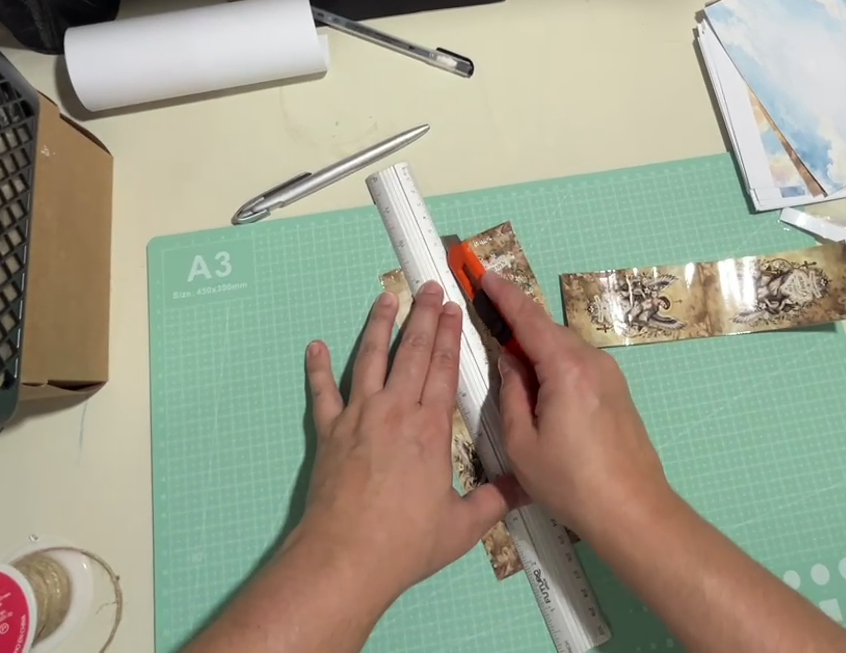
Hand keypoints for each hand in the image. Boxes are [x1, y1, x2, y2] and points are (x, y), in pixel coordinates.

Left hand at [287, 284, 513, 604]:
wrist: (346, 557)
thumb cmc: (406, 541)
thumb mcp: (463, 526)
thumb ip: (496, 501)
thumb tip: (530, 488)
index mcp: (430, 427)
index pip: (444, 368)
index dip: (450, 335)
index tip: (453, 308)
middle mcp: (395, 409)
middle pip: (413, 352)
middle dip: (424, 316)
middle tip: (430, 288)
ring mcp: (359, 415)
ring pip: (370, 358)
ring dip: (379, 325)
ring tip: (386, 298)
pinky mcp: (330, 430)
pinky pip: (323, 392)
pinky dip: (318, 368)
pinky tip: (316, 346)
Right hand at [487, 271, 673, 543]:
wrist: (635, 513)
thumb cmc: (572, 482)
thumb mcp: (522, 443)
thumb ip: (511, 393)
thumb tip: (510, 360)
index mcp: (565, 368)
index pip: (527, 318)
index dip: (503, 294)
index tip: (483, 272)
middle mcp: (591, 360)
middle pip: (547, 329)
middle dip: (517, 320)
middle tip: (489, 317)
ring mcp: (610, 373)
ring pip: (563, 346)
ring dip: (536, 346)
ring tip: (512, 363)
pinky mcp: (618, 390)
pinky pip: (578, 362)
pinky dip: (555, 362)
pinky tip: (542, 387)